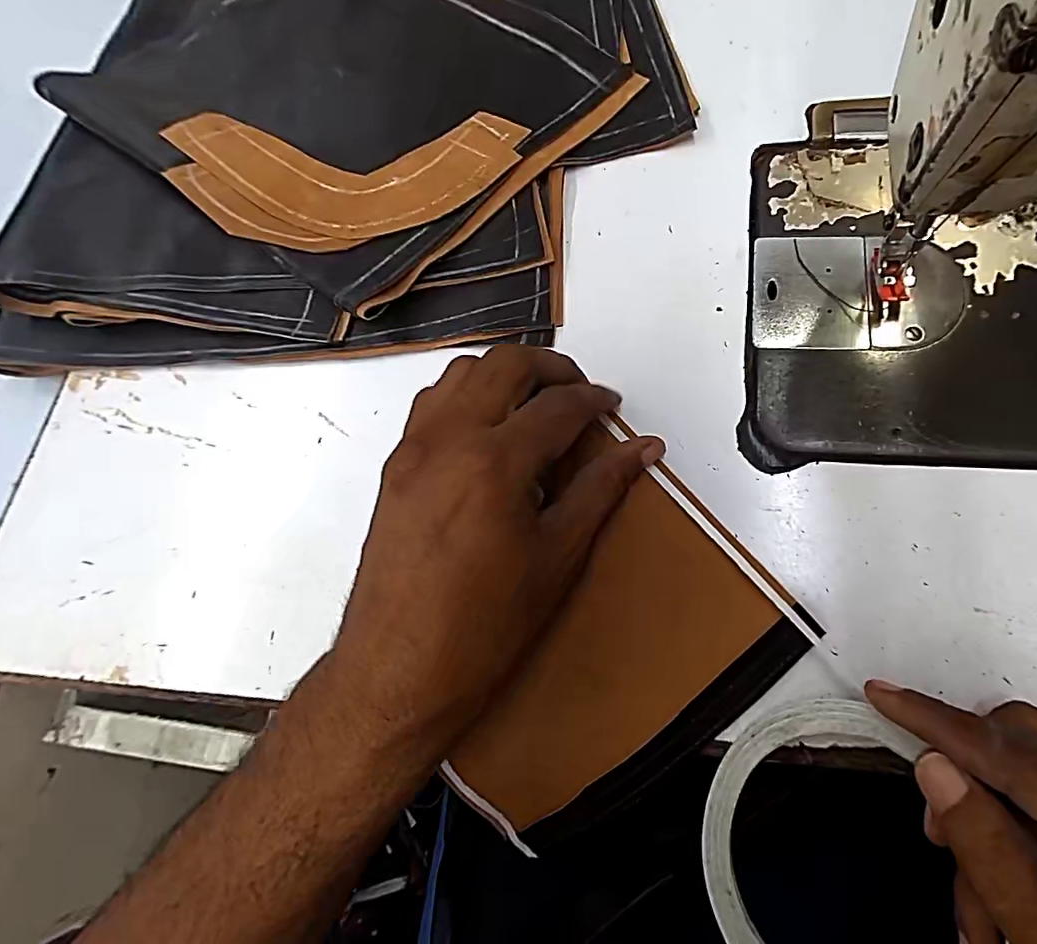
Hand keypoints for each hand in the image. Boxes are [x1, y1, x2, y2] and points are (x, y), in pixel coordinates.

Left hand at [321, 345, 662, 772]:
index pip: (557, 406)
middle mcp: (447, 443)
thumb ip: (601, 488)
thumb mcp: (559, 555)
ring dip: (506, 373)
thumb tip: (640, 451)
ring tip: (538, 403)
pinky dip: (469, 393)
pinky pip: (433, 401)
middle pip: (506, 364)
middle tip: (579, 392)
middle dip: (553, 367)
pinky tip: (492, 427)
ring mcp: (414, 451)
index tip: (609, 406)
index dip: (594, 400)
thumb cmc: (479, 628)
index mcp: (493, 464)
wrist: (398, 672)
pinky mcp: (396, 467)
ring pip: (463, 371)